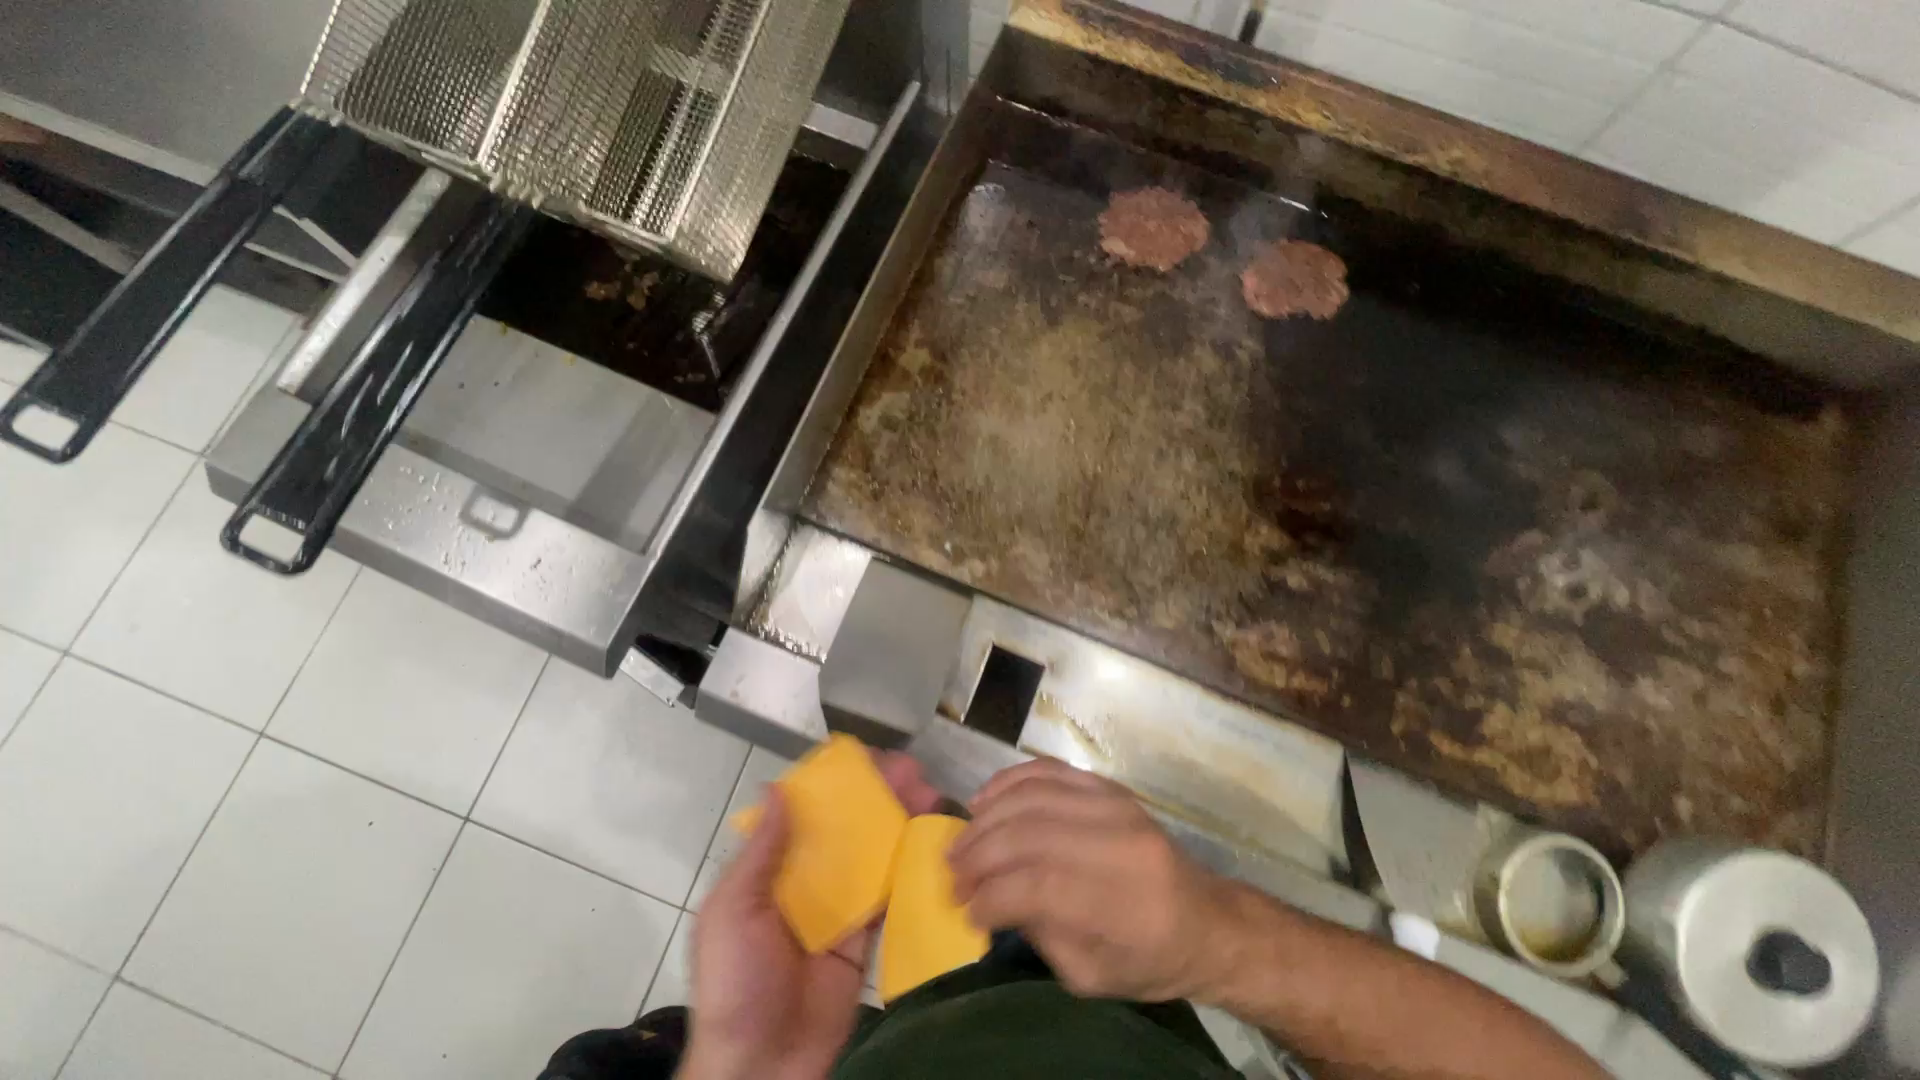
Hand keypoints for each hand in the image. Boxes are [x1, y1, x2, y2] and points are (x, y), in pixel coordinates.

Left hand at [680, 751, 940, 1079]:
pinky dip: (909, 868)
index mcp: (769, 870)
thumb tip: (776, 788)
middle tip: (912, 772)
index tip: (866, 759)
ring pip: (872, 855)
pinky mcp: (864, 938)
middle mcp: (805, 881)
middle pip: (846, 828)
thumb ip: (761, 853)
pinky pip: (888, 896)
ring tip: (928, 794)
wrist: (763, 1063)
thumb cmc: (737, 981)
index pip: (806, 813)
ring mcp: (837, 909)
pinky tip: (931, 842)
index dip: (836, 784)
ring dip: (898, 822)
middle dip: (878, 796)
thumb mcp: (733, 911)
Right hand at [948, 758, 1239, 1002]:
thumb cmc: (1150, 960)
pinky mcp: (1111, 788)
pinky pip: (1049, 771)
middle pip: (1027, 834)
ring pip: (1031, 796)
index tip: (966, 911)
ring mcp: (1117, 807)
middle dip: (978, 856)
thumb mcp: (1091, 975)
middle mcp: (1120, 844)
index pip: (1036, 886)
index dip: (989, 896)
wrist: (1207, 922)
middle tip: (952, 877)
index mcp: (1122, 902)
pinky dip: (1009, 782)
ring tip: (961, 845)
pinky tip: (984, 802)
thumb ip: (1039, 934)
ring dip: (985, 819)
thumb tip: (990, 895)